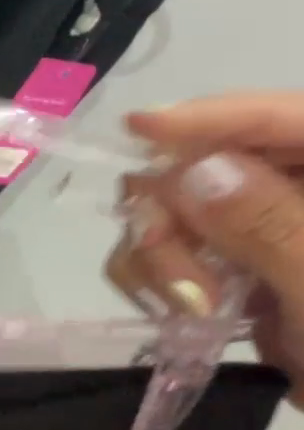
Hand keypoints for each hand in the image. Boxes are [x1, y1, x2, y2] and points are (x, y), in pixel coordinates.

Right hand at [106, 94, 303, 405]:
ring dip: (162, 256)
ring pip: (178, 211)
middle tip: (178, 274)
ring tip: (189, 309)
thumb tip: (196, 169)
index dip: (219, 116)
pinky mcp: (246, 270)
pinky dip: (158, 280)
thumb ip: (276, 228)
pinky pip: (171, 252)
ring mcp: (278, 234)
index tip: (141, 127)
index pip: (295, 119)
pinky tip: (185, 313)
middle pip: (218, 164)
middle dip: (175, 211)